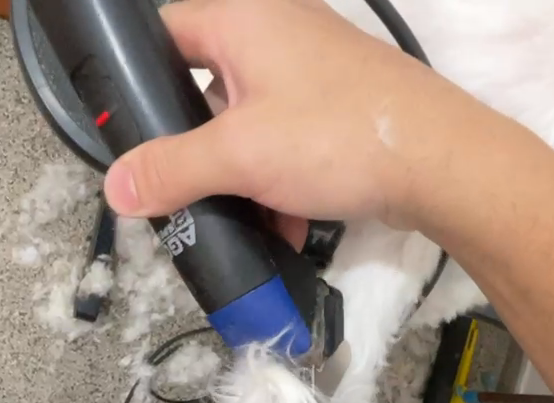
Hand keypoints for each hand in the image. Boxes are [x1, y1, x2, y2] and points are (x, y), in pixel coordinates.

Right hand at [103, 0, 494, 232]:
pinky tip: (283, 231)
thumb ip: (172, 170)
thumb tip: (115, 190)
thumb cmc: (332, 137)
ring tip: (237, 224)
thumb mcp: (239, 155)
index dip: (139, 81)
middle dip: (196, 151)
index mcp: (241, 19)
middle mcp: (274, 35)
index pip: (165, 34)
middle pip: (206, 92)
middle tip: (181, 193)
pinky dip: (280, 188)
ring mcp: (311, 77)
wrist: (438, 163)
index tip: (130, 136)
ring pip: (250, 131)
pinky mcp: (336, 116)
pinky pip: (289, 150)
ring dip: (242, 182)